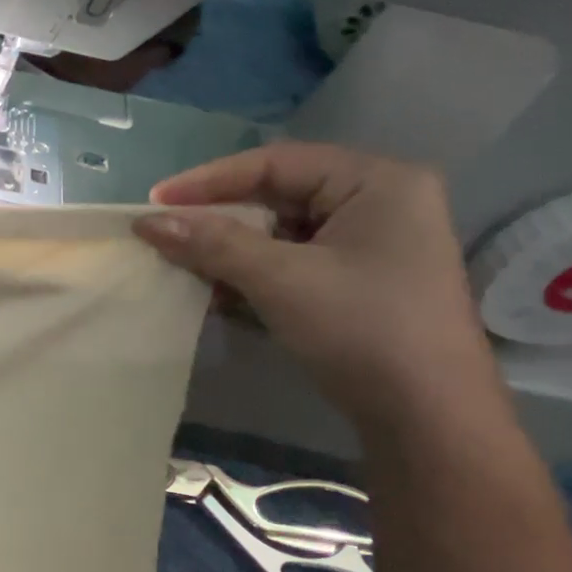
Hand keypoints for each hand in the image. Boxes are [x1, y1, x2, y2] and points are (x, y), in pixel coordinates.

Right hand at [132, 143, 499, 421]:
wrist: (423, 409)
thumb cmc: (362, 328)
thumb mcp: (282, 280)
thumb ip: (214, 245)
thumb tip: (147, 222)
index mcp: (377, 182)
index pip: (278, 163)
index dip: (209, 180)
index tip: (153, 202)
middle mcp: (378, 201)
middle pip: (279, 194)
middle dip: (218, 216)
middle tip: (162, 233)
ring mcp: (369, 243)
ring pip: (281, 231)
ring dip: (229, 248)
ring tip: (179, 263)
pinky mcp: (355, 280)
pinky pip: (291, 261)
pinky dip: (251, 272)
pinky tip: (215, 290)